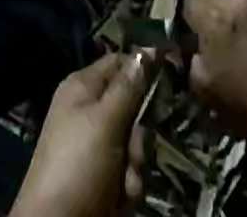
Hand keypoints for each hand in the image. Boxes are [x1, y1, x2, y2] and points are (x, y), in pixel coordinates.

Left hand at [11, 52, 155, 216]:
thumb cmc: (78, 165)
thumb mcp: (105, 121)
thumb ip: (128, 87)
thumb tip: (145, 49)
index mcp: (82, 87)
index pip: (119, 62)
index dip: (142, 68)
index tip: (168, 78)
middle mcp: (88, 111)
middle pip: (132, 106)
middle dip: (139, 133)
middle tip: (132, 149)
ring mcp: (95, 144)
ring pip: (134, 141)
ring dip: (136, 163)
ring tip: (126, 181)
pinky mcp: (101, 174)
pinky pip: (128, 169)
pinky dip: (129, 183)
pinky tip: (121, 197)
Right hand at [184, 0, 246, 143]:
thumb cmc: (246, 102)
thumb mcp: (203, 86)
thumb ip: (190, 56)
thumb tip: (191, 43)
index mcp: (214, 16)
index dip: (190, 13)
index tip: (195, 31)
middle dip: (210, 8)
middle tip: (216, 34)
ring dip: (233, 10)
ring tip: (242, 36)